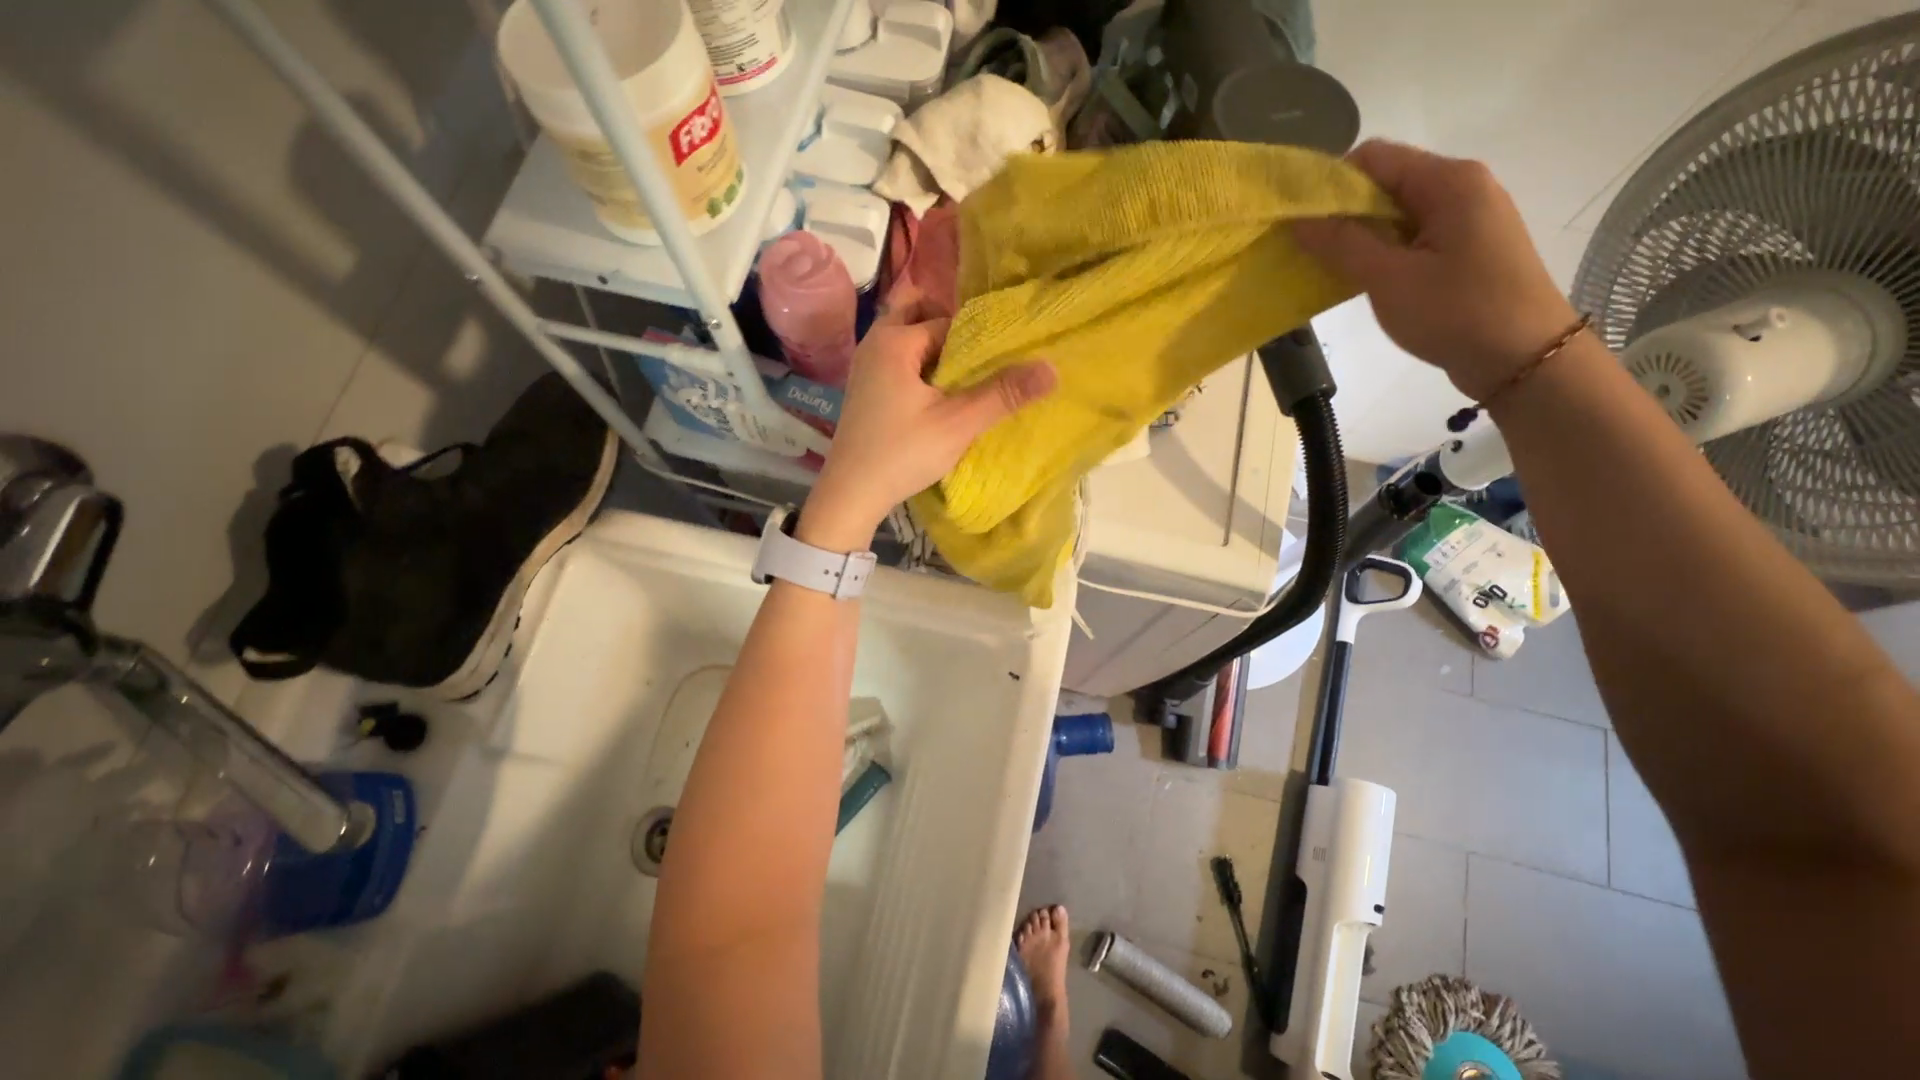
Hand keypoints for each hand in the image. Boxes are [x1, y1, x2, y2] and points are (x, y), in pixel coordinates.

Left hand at [797, 289, 1056, 551]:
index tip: (998, 357)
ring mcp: (865, 366)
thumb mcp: (958, 424)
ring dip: (933, 349)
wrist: (850, 494)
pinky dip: (918, 366)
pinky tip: (938, 394)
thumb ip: (1003, 394)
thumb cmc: (902, 453)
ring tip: (964, 377)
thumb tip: (1052, 369)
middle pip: (917, 315)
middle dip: (948, 329)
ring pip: (906, 339)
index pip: (946, 321)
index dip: (974, 337)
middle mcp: (874, 344)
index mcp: (894, 341)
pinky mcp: (865, 389)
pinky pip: (897, 360)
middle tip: (977, 357)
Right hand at [1293, 140, 1581, 401]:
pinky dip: (1386, 251)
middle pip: (1387, 182)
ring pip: (1399, 212)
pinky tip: (1368, 280)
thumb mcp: (1390, 279)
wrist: (1527, 359)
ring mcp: (1470, 217)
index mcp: (1449, 181)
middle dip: (1343, 213)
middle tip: (1309, 250)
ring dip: (1363, 236)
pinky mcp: (1470, 247)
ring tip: (1333, 270)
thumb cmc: (1458, 313)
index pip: (1374, 158)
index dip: (1331, 184)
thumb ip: (1341, 243)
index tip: (1299, 222)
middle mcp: (1463, 187)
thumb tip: (1298, 217)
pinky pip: (1416, 235)